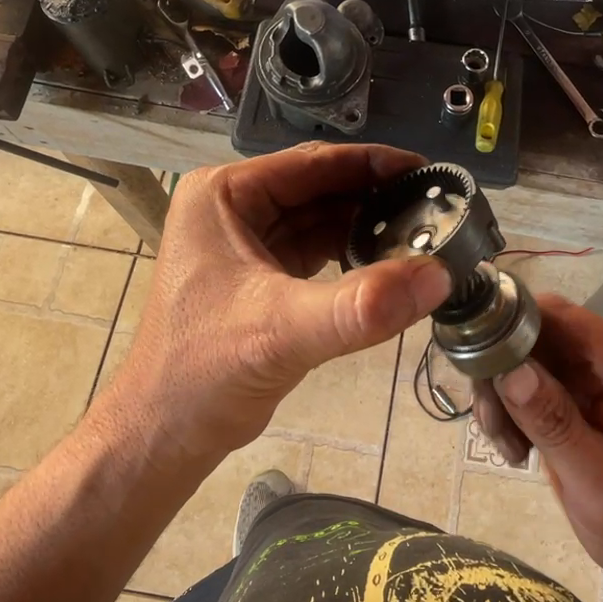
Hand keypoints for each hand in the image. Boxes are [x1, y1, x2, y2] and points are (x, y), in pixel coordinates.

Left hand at [106, 143, 452, 460]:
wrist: (162, 437)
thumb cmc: (203, 373)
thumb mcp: (283, 331)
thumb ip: (362, 305)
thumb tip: (440, 276)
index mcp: (224, 195)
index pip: (312, 163)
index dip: (374, 164)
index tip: (429, 173)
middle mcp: (234, 207)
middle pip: (321, 188)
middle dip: (376, 198)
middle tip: (437, 209)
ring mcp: (246, 242)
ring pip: (322, 219)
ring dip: (368, 227)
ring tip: (423, 236)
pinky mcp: (262, 276)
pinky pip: (318, 250)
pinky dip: (353, 255)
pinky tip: (390, 266)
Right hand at [472, 295, 602, 597]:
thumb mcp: (597, 483)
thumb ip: (554, 423)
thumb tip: (508, 368)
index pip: (558, 315)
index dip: (510, 324)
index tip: (473, 359)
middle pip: (534, 333)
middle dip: (501, 371)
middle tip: (489, 425)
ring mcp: (593, 376)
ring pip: (524, 358)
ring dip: (502, 396)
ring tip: (507, 450)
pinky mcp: (577, 396)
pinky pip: (529, 383)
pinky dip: (512, 410)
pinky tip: (517, 451)